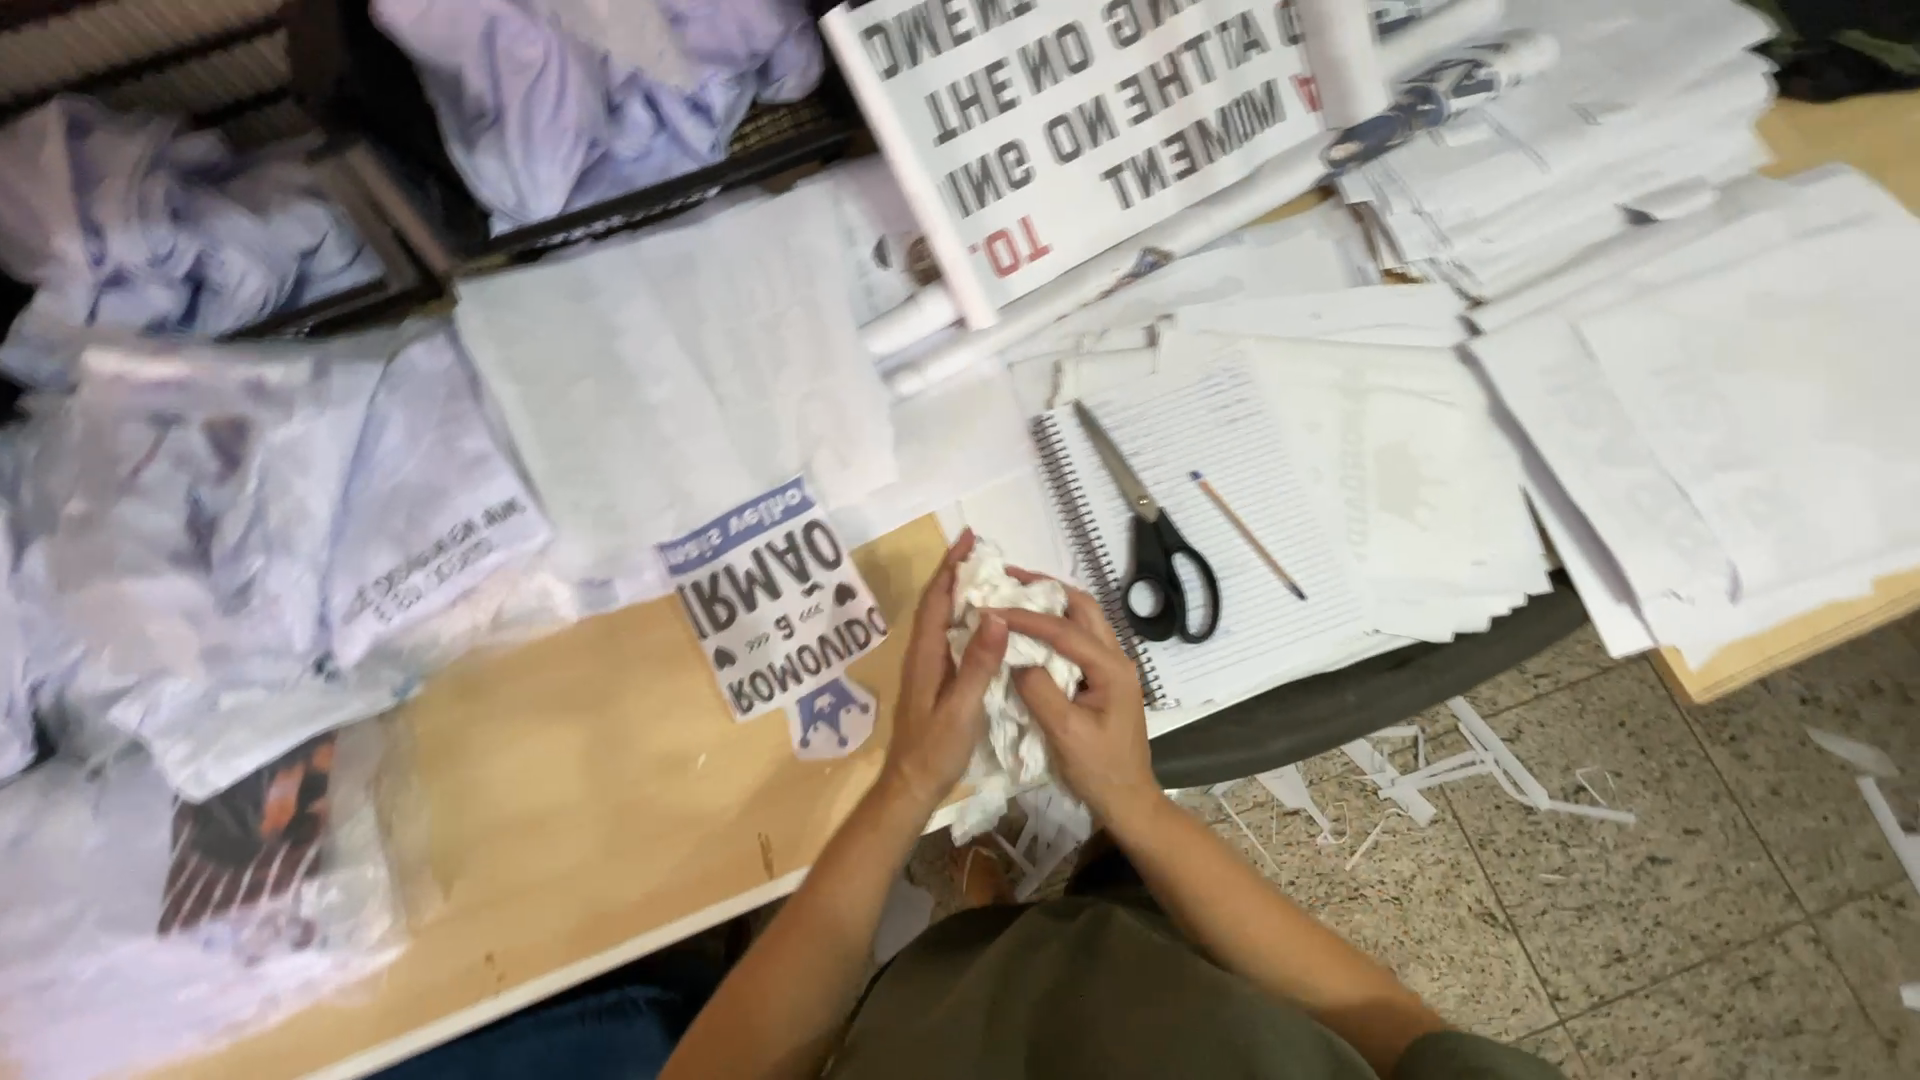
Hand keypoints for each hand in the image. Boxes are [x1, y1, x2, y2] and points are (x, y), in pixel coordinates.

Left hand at [883, 530, 1008, 811]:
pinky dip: (963, 616)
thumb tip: (994, 615)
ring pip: (941, 617)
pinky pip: (948, 634)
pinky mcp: (934, 678)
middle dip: (955, 571)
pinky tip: (983, 621)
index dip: (951, 566)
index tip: (968, 538)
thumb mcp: (962, 708)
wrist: (911, 785)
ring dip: (959, 591)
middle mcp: (923, 653)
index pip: (937, 599)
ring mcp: (927, 666)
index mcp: (927, 654)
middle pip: (937, 602)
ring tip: (986, 575)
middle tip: (982, 550)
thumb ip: (978, 664)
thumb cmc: (936, 748)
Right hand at [993, 574, 1163, 827]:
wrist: (1127, 799)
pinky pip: (1078, 638)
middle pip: (1081, 607)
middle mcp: (1116, 658)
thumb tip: (1016, 660)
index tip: (991, 608)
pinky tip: (1030, 629)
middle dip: (1045, 588)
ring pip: (1082, 618)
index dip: (1026, 617)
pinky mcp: (1102, 677)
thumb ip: (1040, 691)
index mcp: (1111, 668)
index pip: (1064, 630)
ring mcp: (1111, 666)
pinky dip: (1054, 624)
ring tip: (1016, 594)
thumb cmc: (1099, 769)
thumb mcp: (1066, 734)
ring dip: (1050, 603)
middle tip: (1008, 579)